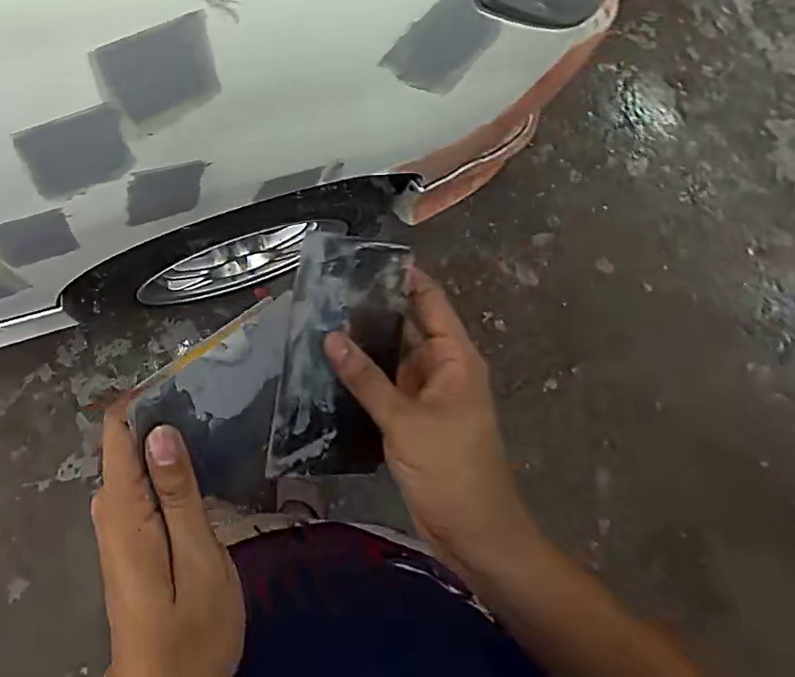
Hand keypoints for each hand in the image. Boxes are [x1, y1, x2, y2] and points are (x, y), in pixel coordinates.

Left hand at [91, 410, 244, 676]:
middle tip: (211, 406)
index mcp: (123, 508)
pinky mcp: (128, 534)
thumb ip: (178, 494)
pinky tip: (199, 465)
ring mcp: (116, 521)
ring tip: (212, 427)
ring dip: (169, 442)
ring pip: (137, 459)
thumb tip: (161, 431)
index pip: (117, 428)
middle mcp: (109, 507)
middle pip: (126, 439)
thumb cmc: (189, 633)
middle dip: (165, 417)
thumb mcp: (199, 561)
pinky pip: (142, 481)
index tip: (186, 381)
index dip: (147, 398)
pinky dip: (167, 467)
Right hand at [324, 266, 535, 572]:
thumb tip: (330, 336)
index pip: (430, 300)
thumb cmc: (452, 470)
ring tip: (320, 317)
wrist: (474, 535)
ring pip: (391, 355)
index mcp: (454, 357)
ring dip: (363, 342)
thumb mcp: (405, 421)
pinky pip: (384, 383)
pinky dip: (362, 373)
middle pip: (406, 324)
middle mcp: (441, 367)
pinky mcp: (411, 416)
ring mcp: (425, 392)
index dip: (403, 276)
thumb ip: (366, 378)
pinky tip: (330, 362)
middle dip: (371, 308)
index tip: (365, 259)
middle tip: (327, 289)